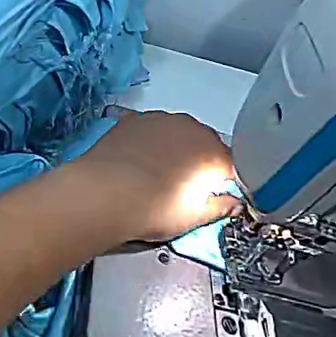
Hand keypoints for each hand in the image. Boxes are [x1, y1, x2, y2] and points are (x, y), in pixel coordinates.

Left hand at [55, 110, 239, 246]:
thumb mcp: (193, 218)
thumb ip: (220, 207)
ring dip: (176, 147)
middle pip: (206, 144)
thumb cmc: (152, 209)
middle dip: (200, 162)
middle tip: (183, 188)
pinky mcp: (137, 118)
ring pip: (179, 132)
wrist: (103, 193)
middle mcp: (192, 128)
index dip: (223, 182)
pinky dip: (152, 140)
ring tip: (158, 173)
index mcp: (213, 154)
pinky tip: (139, 160)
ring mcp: (162, 119)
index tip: (212, 196)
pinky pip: (154, 128)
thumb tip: (232, 203)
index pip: (231, 166)